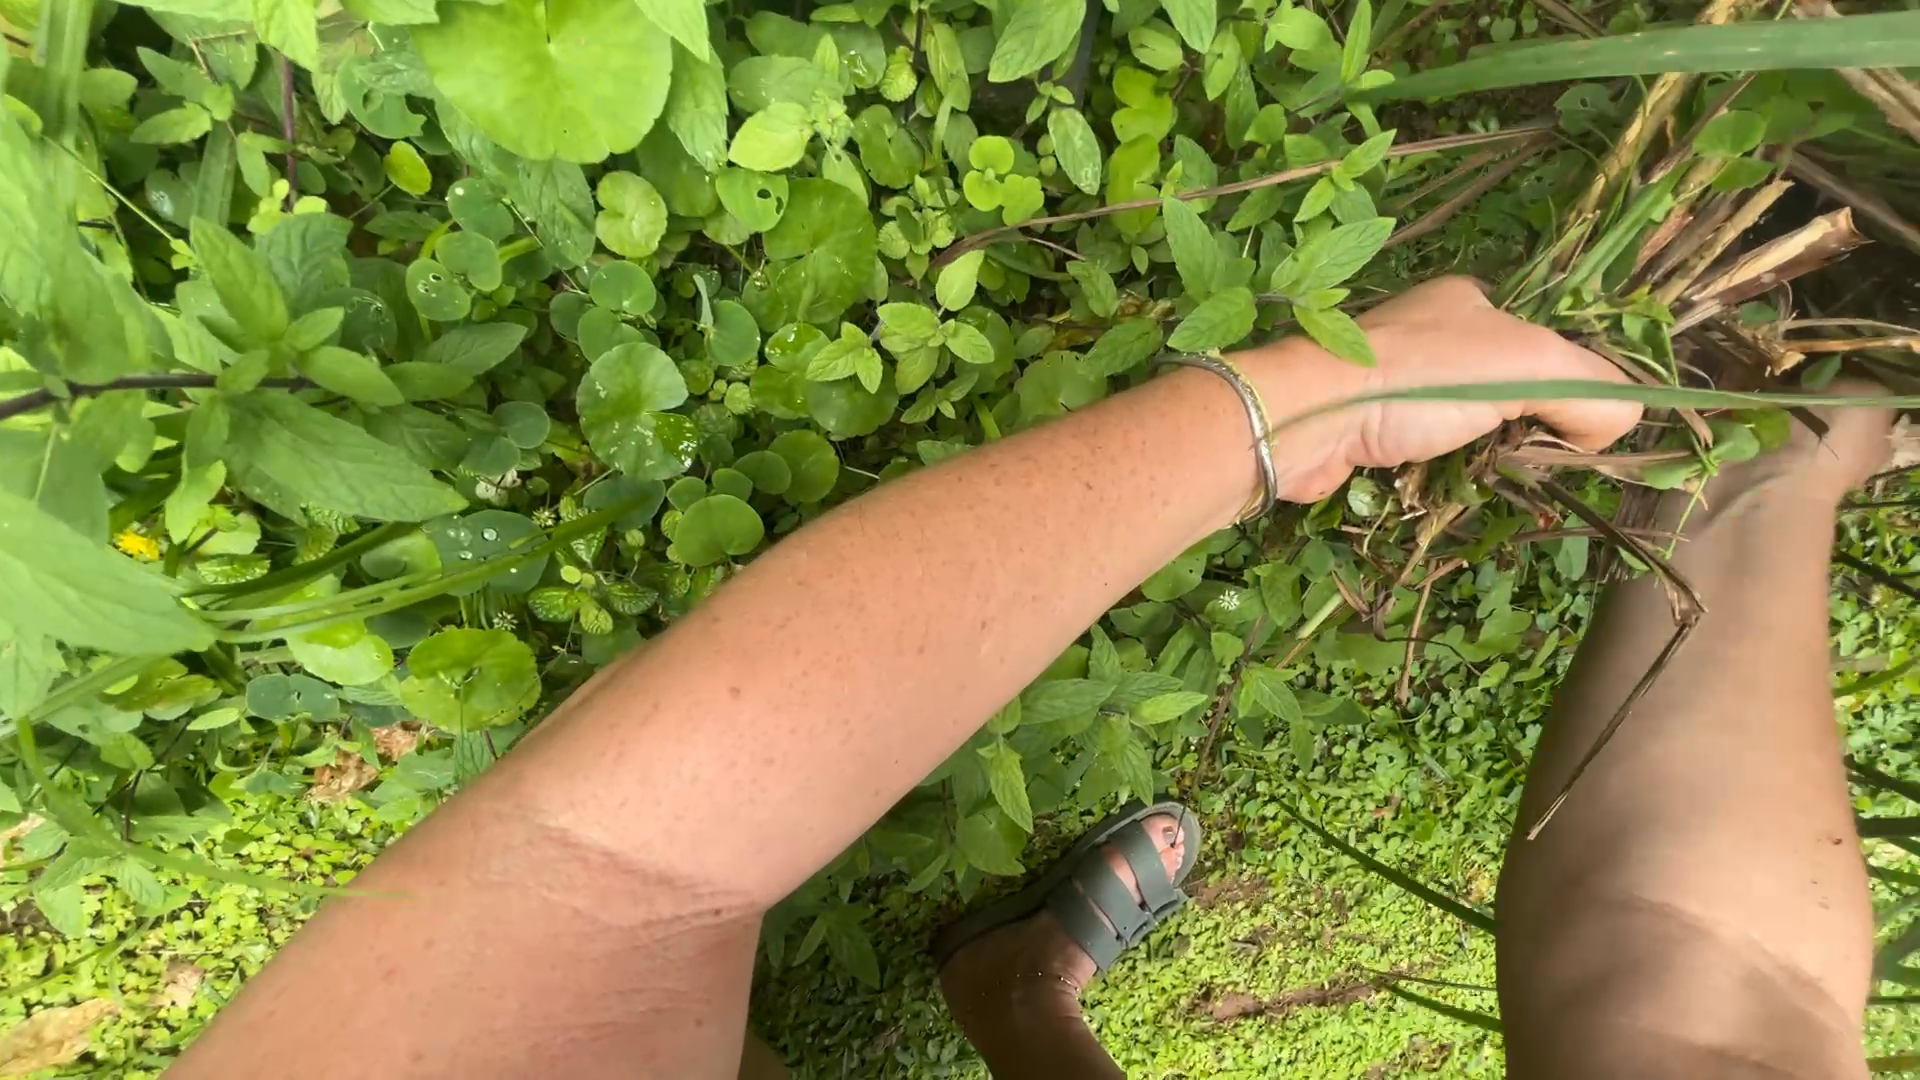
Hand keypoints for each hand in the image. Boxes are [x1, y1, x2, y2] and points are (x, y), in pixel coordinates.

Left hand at [1236, 277, 1644, 501]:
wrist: (1307, 418)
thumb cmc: (1418, 379)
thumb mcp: (1531, 366)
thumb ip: (1592, 389)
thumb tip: (1614, 427)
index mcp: (1464, 303)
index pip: (1540, 341)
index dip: (1564, 385)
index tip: (1571, 427)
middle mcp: (1419, 336)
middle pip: (1496, 385)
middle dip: (1517, 423)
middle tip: (1526, 456)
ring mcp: (1382, 382)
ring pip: (1452, 421)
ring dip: (1474, 450)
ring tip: (1485, 472)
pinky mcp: (1354, 427)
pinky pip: (1411, 450)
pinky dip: (1431, 467)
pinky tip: (1439, 482)